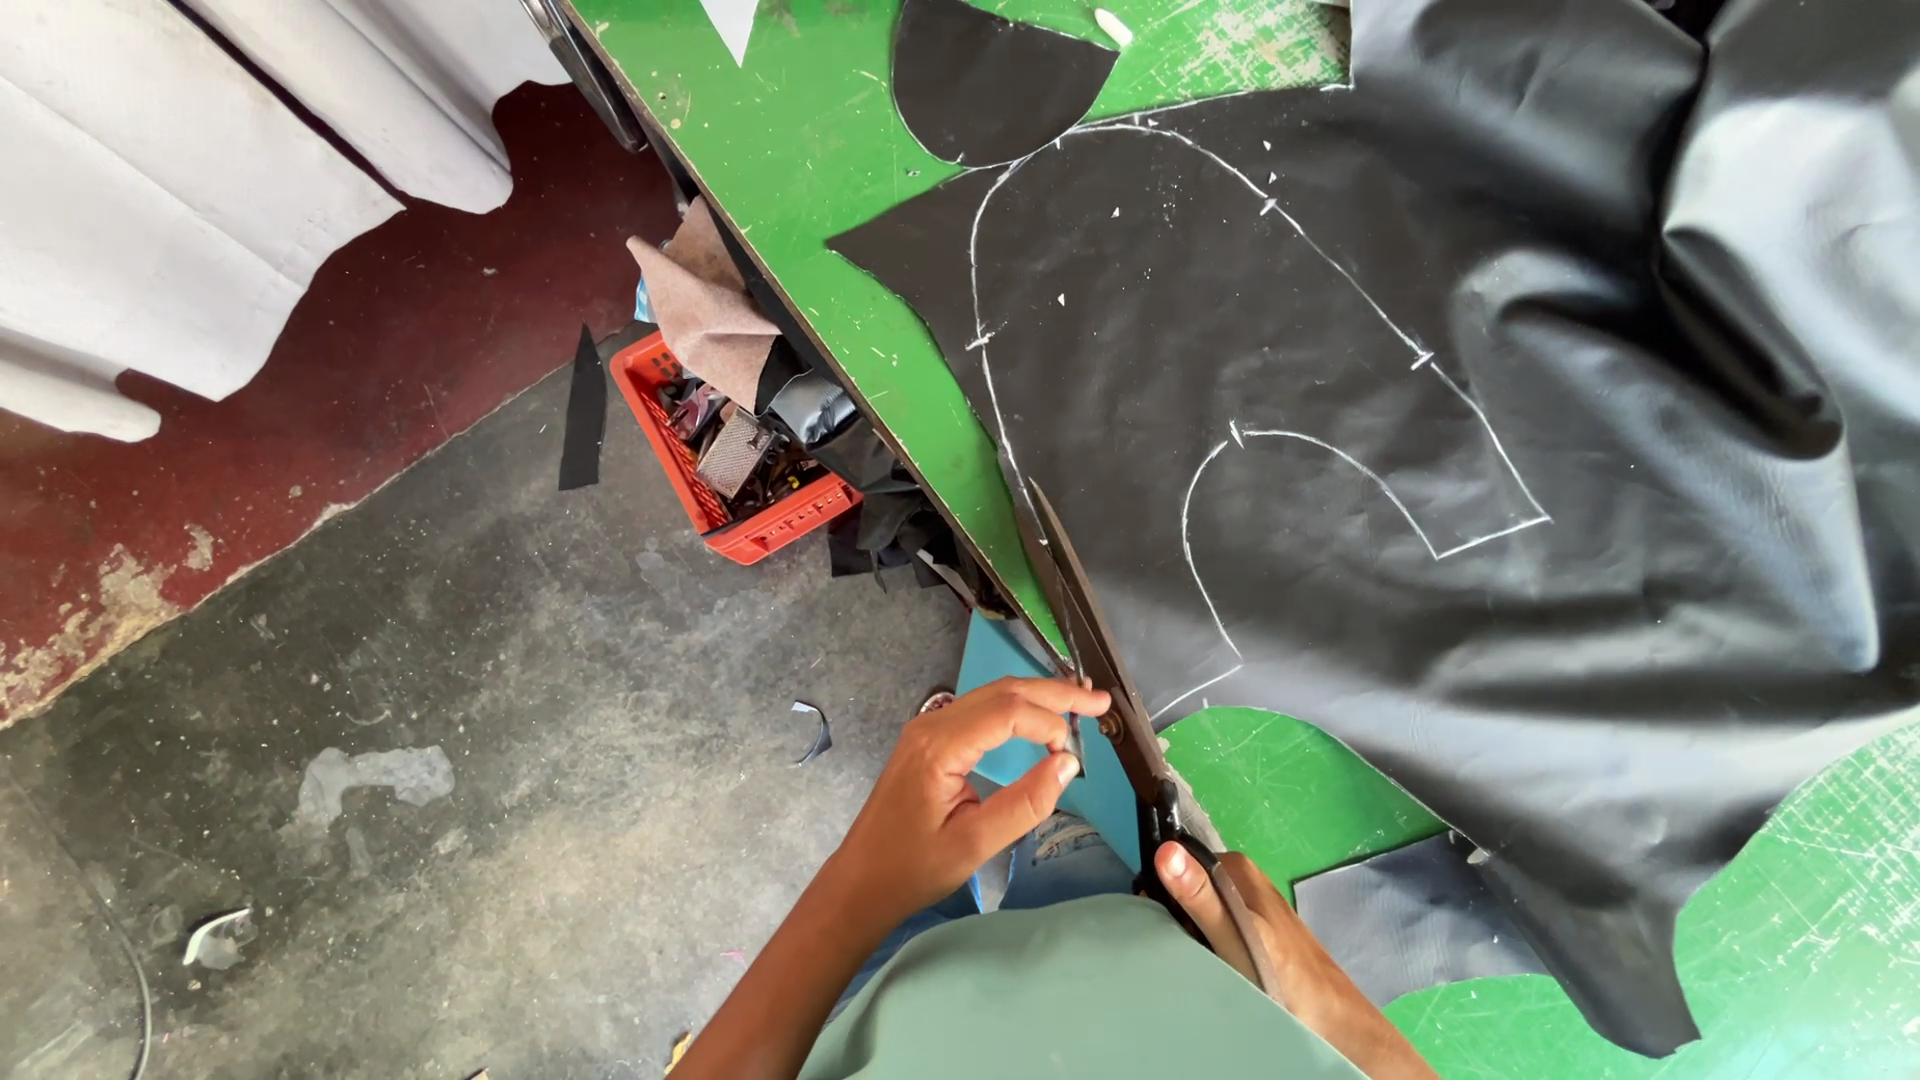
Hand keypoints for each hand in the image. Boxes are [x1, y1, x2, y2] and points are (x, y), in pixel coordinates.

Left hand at [824, 677, 1109, 926]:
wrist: (860, 880)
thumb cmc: (913, 868)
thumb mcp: (975, 844)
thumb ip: (1026, 803)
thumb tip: (1068, 763)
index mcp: (939, 746)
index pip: (1007, 711)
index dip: (1048, 721)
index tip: (1073, 753)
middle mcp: (932, 723)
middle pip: (1002, 691)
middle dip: (1053, 693)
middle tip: (1099, 701)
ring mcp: (928, 727)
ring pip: (991, 695)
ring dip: (1036, 696)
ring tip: (1079, 703)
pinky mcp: (930, 738)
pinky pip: (979, 709)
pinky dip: (1015, 708)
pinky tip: (1037, 716)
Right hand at [1155, 843, 1298, 992]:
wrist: (1331, 1020)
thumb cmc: (1283, 974)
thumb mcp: (1235, 934)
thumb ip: (1200, 895)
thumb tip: (1164, 850)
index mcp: (1235, 865)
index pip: (1177, 861)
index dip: (1161, 889)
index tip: (1155, 920)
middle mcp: (1241, 876)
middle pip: (1188, 885)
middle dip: (1176, 913)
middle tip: (1174, 946)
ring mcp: (1248, 903)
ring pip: (1199, 907)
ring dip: (1190, 930)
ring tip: (1189, 957)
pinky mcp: (1252, 927)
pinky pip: (1214, 925)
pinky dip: (1206, 942)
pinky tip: (1207, 963)